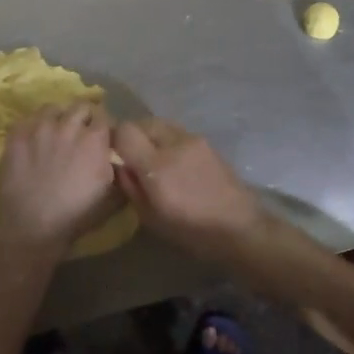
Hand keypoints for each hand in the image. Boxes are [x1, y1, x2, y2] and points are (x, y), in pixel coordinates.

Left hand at [0, 102, 120, 258]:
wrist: (31, 228)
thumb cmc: (75, 216)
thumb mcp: (112, 199)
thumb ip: (121, 173)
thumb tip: (122, 161)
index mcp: (94, 139)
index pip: (104, 116)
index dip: (104, 127)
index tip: (102, 137)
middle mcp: (68, 125)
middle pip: (80, 107)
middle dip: (83, 117)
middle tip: (80, 133)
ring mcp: (40, 127)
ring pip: (53, 108)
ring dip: (58, 117)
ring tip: (55, 131)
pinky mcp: (17, 134)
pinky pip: (29, 118)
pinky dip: (35, 125)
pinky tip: (34, 139)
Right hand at [112, 119, 265, 260]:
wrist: (240, 229)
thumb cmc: (191, 231)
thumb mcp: (151, 217)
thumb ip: (130, 186)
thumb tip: (118, 166)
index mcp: (157, 165)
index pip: (125, 130)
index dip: (114, 139)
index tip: (113, 154)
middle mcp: (175, 143)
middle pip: (143, 122)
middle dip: (133, 135)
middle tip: (131, 157)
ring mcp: (194, 140)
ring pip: (162, 125)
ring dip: (152, 136)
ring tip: (153, 159)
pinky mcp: (208, 143)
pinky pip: (178, 134)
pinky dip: (169, 141)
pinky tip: (174, 163)